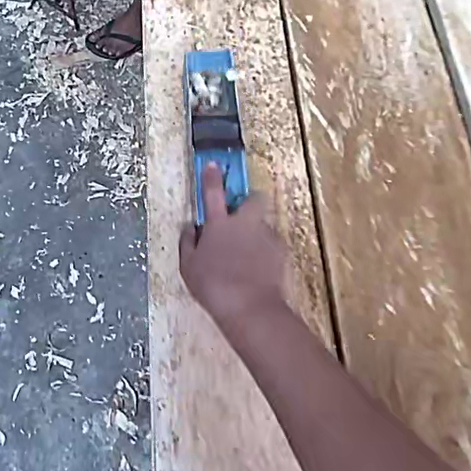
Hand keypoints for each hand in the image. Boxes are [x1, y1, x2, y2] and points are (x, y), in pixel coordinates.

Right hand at [180, 164, 286, 326]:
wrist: (250, 306)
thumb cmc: (213, 286)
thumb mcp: (188, 267)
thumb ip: (188, 242)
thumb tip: (191, 227)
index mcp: (219, 224)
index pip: (213, 193)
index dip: (212, 177)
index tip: (212, 164)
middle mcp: (245, 223)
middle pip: (254, 198)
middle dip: (250, 202)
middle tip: (240, 219)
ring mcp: (266, 235)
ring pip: (263, 224)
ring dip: (256, 233)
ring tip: (247, 258)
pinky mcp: (281, 250)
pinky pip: (272, 244)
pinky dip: (265, 252)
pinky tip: (258, 270)